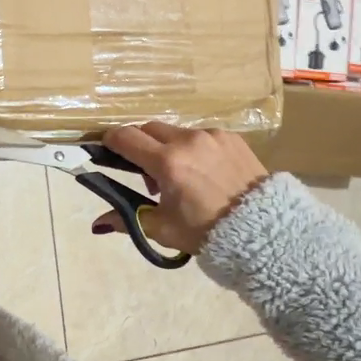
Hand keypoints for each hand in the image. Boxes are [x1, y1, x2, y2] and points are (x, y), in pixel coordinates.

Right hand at [92, 123, 268, 254]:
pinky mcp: (231, 137)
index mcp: (167, 162)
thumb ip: (127, 220)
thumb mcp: (163, 229)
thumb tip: (97, 225)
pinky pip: (201, 135)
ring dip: (168, 147)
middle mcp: (187, 140)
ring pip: (176, 132)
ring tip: (180, 175)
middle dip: (140, 145)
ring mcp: (211, 135)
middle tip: (147, 173)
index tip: (106, 150)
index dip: (110, 141)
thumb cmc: (206, 231)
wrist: (263, 231)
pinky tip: (204, 172)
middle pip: (148, 129)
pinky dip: (194, 148)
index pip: (125, 137)